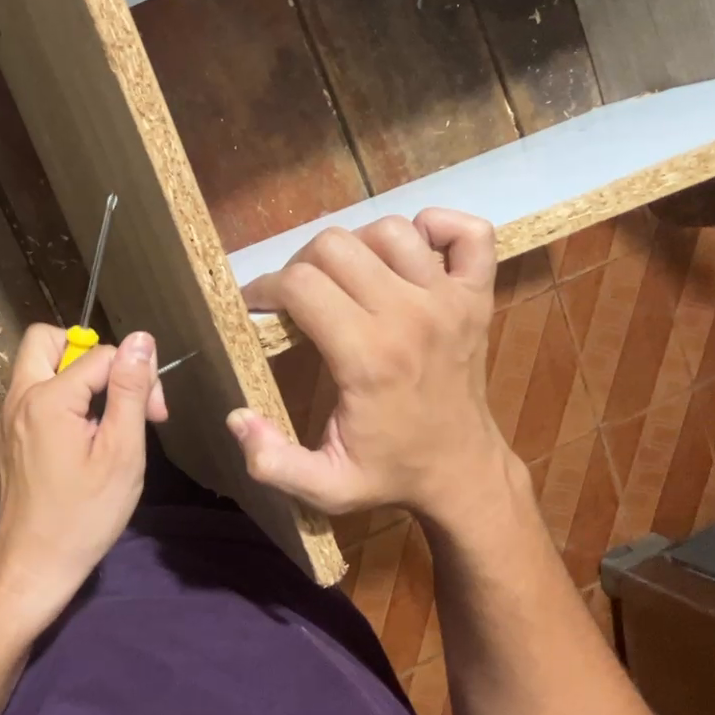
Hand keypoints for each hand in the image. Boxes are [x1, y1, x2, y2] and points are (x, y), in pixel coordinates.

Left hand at [0, 326, 168, 625]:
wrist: (33, 565)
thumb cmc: (84, 515)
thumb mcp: (122, 453)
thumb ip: (129, 391)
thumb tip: (140, 340)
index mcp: (48, 398)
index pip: (101, 354)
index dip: (137, 376)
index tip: (156, 415)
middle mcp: (17, 398)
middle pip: (46, 340)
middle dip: (86, 353)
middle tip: (113, 390)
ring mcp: (5, 418)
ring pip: (34, 368)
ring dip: (70, 377)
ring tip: (101, 419)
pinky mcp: (4, 439)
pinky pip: (28, 398)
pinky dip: (54, 401)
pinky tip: (77, 441)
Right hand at [228, 209, 514, 526]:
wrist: (462, 472)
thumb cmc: (388, 474)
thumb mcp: (323, 486)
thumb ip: (272, 462)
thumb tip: (236, 418)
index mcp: (369, 358)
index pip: (301, 286)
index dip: (263, 290)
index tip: (254, 310)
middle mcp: (411, 316)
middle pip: (335, 246)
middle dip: (298, 267)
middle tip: (293, 300)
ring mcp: (450, 301)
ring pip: (388, 231)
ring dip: (354, 248)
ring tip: (341, 282)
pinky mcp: (477, 296)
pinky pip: (468, 232)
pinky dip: (435, 228)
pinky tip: (410, 253)